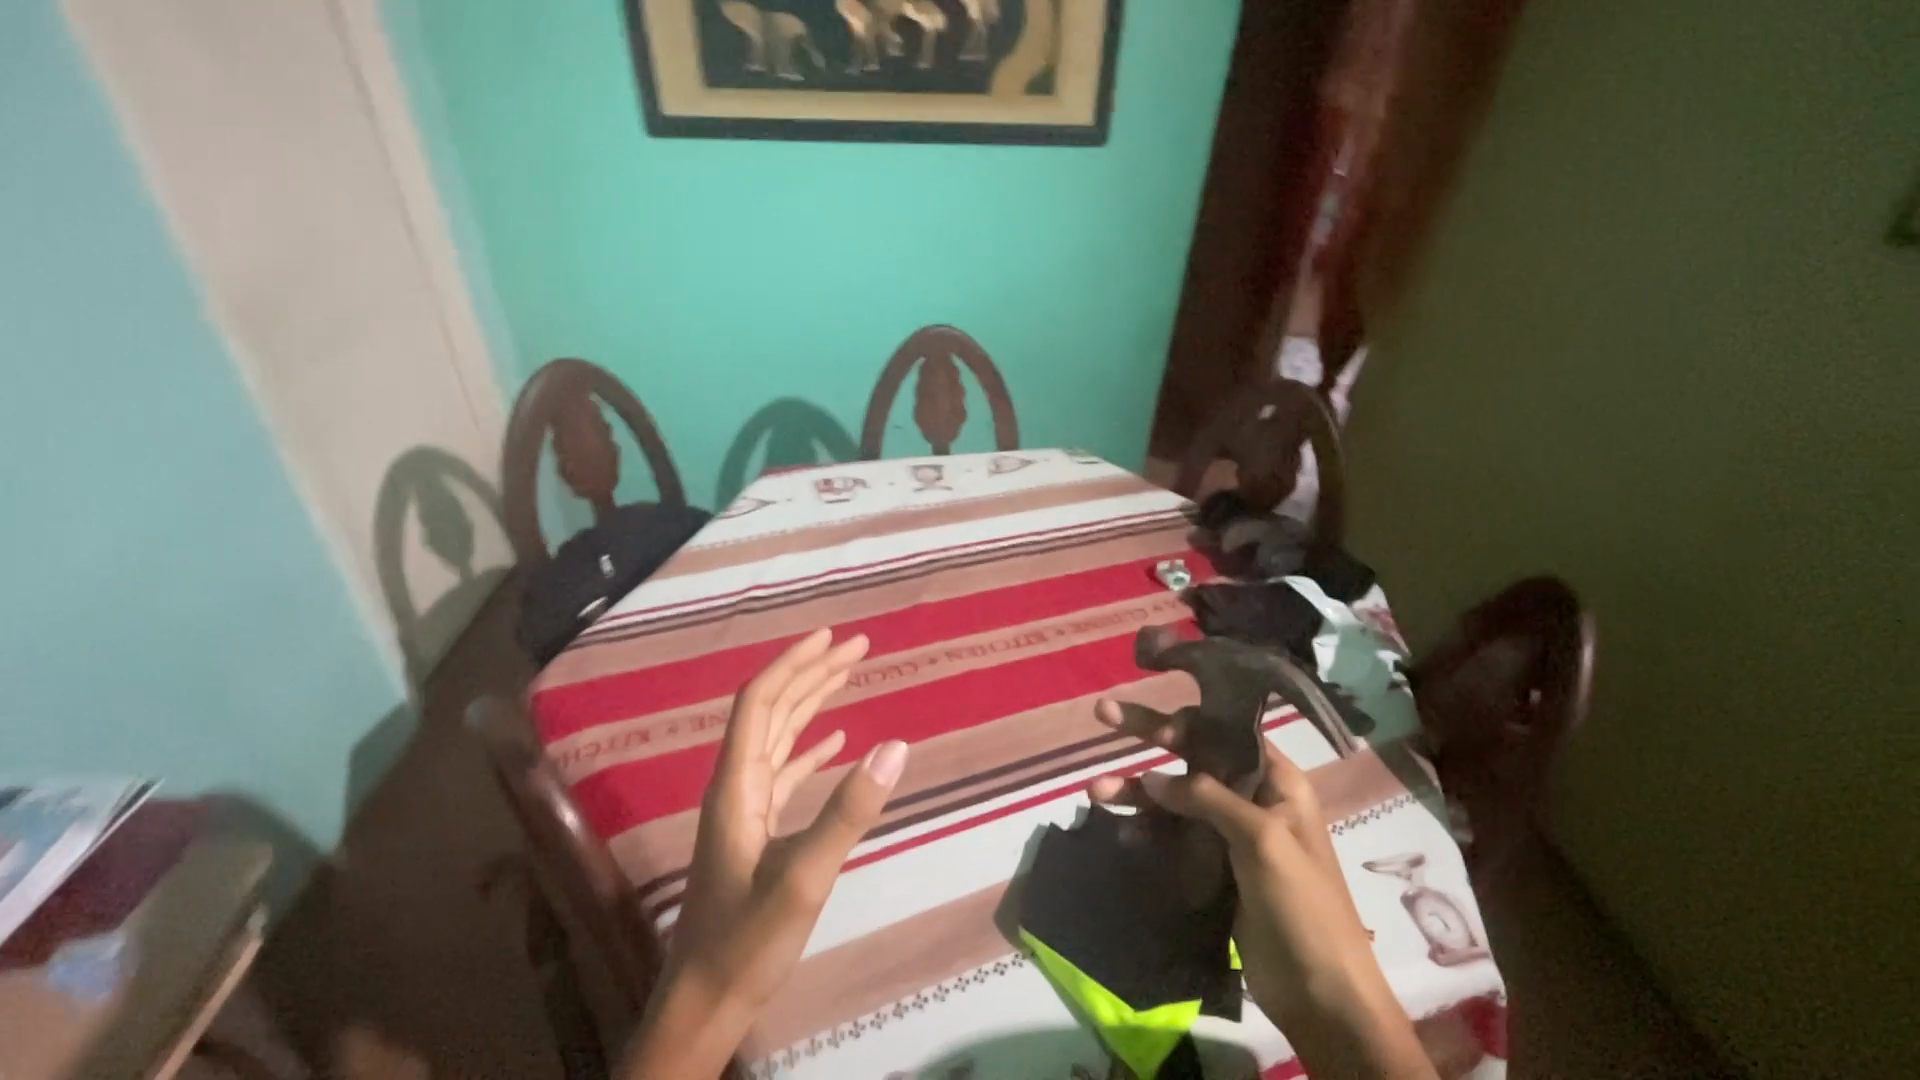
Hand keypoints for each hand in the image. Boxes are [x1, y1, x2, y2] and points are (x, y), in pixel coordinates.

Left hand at [622, 629, 909, 1078]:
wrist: (705, 1001)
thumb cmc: (748, 941)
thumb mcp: (804, 879)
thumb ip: (848, 812)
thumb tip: (895, 744)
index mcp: (738, 786)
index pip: (761, 703)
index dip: (794, 664)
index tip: (833, 637)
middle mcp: (737, 786)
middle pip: (771, 711)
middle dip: (811, 673)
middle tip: (857, 647)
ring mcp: (744, 810)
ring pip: (778, 738)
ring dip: (812, 703)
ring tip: (848, 675)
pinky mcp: (756, 831)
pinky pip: (785, 772)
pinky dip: (811, 748)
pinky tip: (836, 741)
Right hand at [1088, 699, 1433, 1079]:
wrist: (1319, 992)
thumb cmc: (1302, 905)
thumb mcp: (1261, 839)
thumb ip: (1207, 797)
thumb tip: (1152, 775)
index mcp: (1277, 782)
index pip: (1225, 732)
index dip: (1185, 719)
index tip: (1147, 721)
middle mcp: (1252, 799)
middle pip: (1192, 757)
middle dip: (1148, 737)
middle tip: (1101, 713)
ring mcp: (1229, 835)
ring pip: (1174, 798)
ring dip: (1135, 791)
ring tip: (1093, 792)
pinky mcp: (1212, 869)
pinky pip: (1171, 836)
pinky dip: (1144, 830)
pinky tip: (1119, 833)